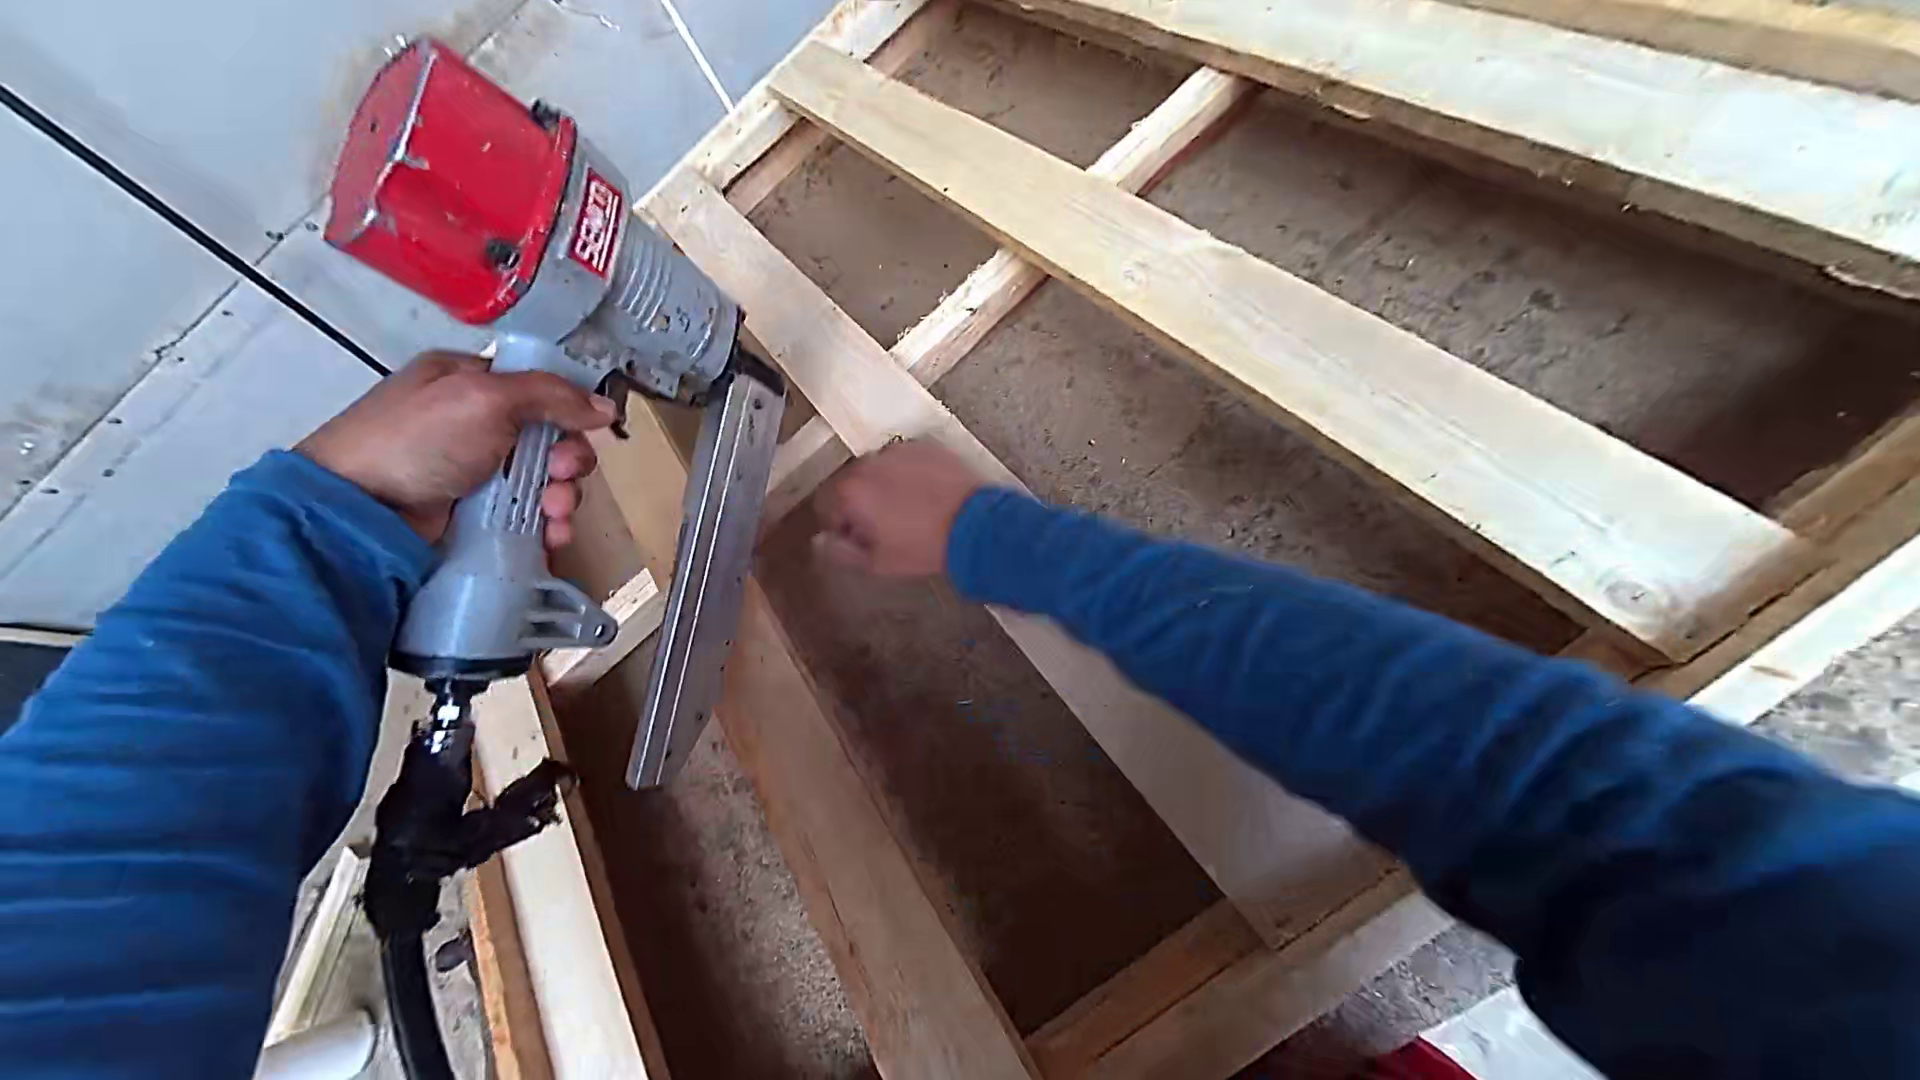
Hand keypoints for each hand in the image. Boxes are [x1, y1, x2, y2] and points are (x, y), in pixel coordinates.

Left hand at [296, 352, 615, 546]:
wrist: (359, 512)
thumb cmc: (417, 441)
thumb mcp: (484, 399)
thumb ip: (551, 395)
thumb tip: (607, 406)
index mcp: (474, 381)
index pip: (545, 389)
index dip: (571, 411)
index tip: (580, 430)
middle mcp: (481, 421)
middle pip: (556, 438)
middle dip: (569, 461)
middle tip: (559, 475)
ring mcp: (482, 468)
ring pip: (551, 479)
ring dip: (564, 497)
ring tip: (553, 514)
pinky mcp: (485, 509)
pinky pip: (535, 512)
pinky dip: (550, 523)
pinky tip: (551, 534)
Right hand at [813, 440, 987, 576]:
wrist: (975, 525)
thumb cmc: (925, 546)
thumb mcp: (877, 562)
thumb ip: (841, 552)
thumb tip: (820, 542)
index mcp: (851, 491)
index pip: (826, 505)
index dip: (841, 524)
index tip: (858, 537)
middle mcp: (869, 463)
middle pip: (851, 483)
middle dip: (862, 502)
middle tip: (885, 526)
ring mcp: (899, 451)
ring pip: (879, 469)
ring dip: (885, 485)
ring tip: (910, 509)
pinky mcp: (925, 447)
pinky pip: (906, 460)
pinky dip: (909, 473)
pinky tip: (926, 494)